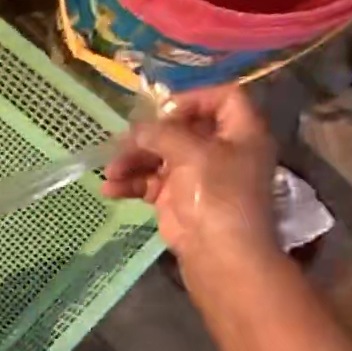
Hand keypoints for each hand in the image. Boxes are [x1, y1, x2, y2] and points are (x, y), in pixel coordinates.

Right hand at [102, 84, 277, 259]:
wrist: (219, 252)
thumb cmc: (217, 194)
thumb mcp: (192, 153)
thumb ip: (162, 134)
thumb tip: (137, 129)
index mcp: (241, 132)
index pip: (223, 99)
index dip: (194, 98)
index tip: (163, 109)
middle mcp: (220, 150)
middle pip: (182, 129)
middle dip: (150, 135)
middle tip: (125, 141)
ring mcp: (197, 175)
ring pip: (161, 157)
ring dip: (133, 161)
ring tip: (111, 171)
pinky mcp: (176, 198)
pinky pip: (150, 183)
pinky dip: (131, 184)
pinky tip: (110, 189)